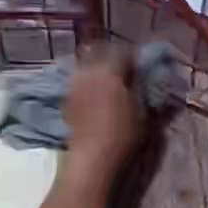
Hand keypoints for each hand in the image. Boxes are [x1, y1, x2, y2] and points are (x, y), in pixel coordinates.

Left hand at [60, 45, 142, 190]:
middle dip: (111, 55)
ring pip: (86, 63)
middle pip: (99, 51)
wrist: (92, 156)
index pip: (123, 51)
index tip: (138, 62)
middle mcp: (90, 71)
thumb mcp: (140, 109)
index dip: (133, 55)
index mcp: (111, 70)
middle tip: (122, 65)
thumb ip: (138, 85)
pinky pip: (77, 78)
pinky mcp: (67, 97)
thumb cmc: (122, 134)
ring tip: (106, 77)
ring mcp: (75, 83)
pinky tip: (93, 90)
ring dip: (96, 65)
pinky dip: (86, 79)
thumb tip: (137, 72)